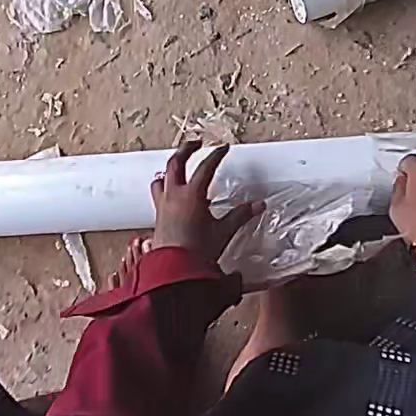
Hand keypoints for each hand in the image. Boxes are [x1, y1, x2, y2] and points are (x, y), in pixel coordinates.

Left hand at [150, 141, 264, 265]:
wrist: (174, 271)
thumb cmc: (197, 253)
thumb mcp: (223, 232)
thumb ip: (240, 215)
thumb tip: (257, 206)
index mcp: (191, 195)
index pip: (205, 167)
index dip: (216, 155)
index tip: (223, 148)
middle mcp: (173, 196)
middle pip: (176, 162)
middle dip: (186, 149)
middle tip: (197, 143)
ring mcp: (163, 205)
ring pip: (162, 176)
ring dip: (170, 168)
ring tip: (179, 166)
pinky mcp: (158, 215)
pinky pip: (158, 193)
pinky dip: (165, 186)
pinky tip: (173, 194)